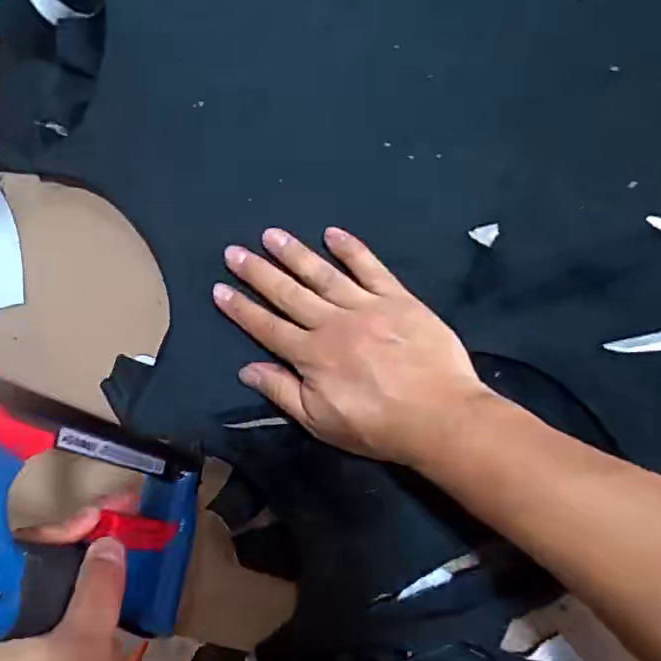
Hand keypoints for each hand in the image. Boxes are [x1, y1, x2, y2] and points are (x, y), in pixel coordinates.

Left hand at [0, 501, 133, 660]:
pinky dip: (83, 575)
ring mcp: (20, 628)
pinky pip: (59, 592)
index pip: (4, 553)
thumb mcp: (86, 639)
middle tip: (106, 517)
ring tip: (111, 528)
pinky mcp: (42, 637)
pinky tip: (106, 562)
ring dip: (79, 551)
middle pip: (27, 558)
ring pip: (45, 573)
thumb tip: (109, 542)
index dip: (43, 531)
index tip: (83, 521)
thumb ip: (97, 587)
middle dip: (69, 535)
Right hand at [212, 226, 499, 464]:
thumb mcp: (319, 421)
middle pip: (288, 293)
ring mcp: (366, 307)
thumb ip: (282, 391)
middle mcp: (332, 324)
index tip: (220, 289)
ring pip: (322, 274)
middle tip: (234, 251)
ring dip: (294, 253)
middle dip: (257, 272)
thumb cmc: (376, 426)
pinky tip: (332, 234)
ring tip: (271, 235)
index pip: (266, 327)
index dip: (241, 308)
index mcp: (311, 355)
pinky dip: (351, 249)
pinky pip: (371, 268)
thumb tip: (247, 369)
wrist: (440, 417)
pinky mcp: (399, 300)